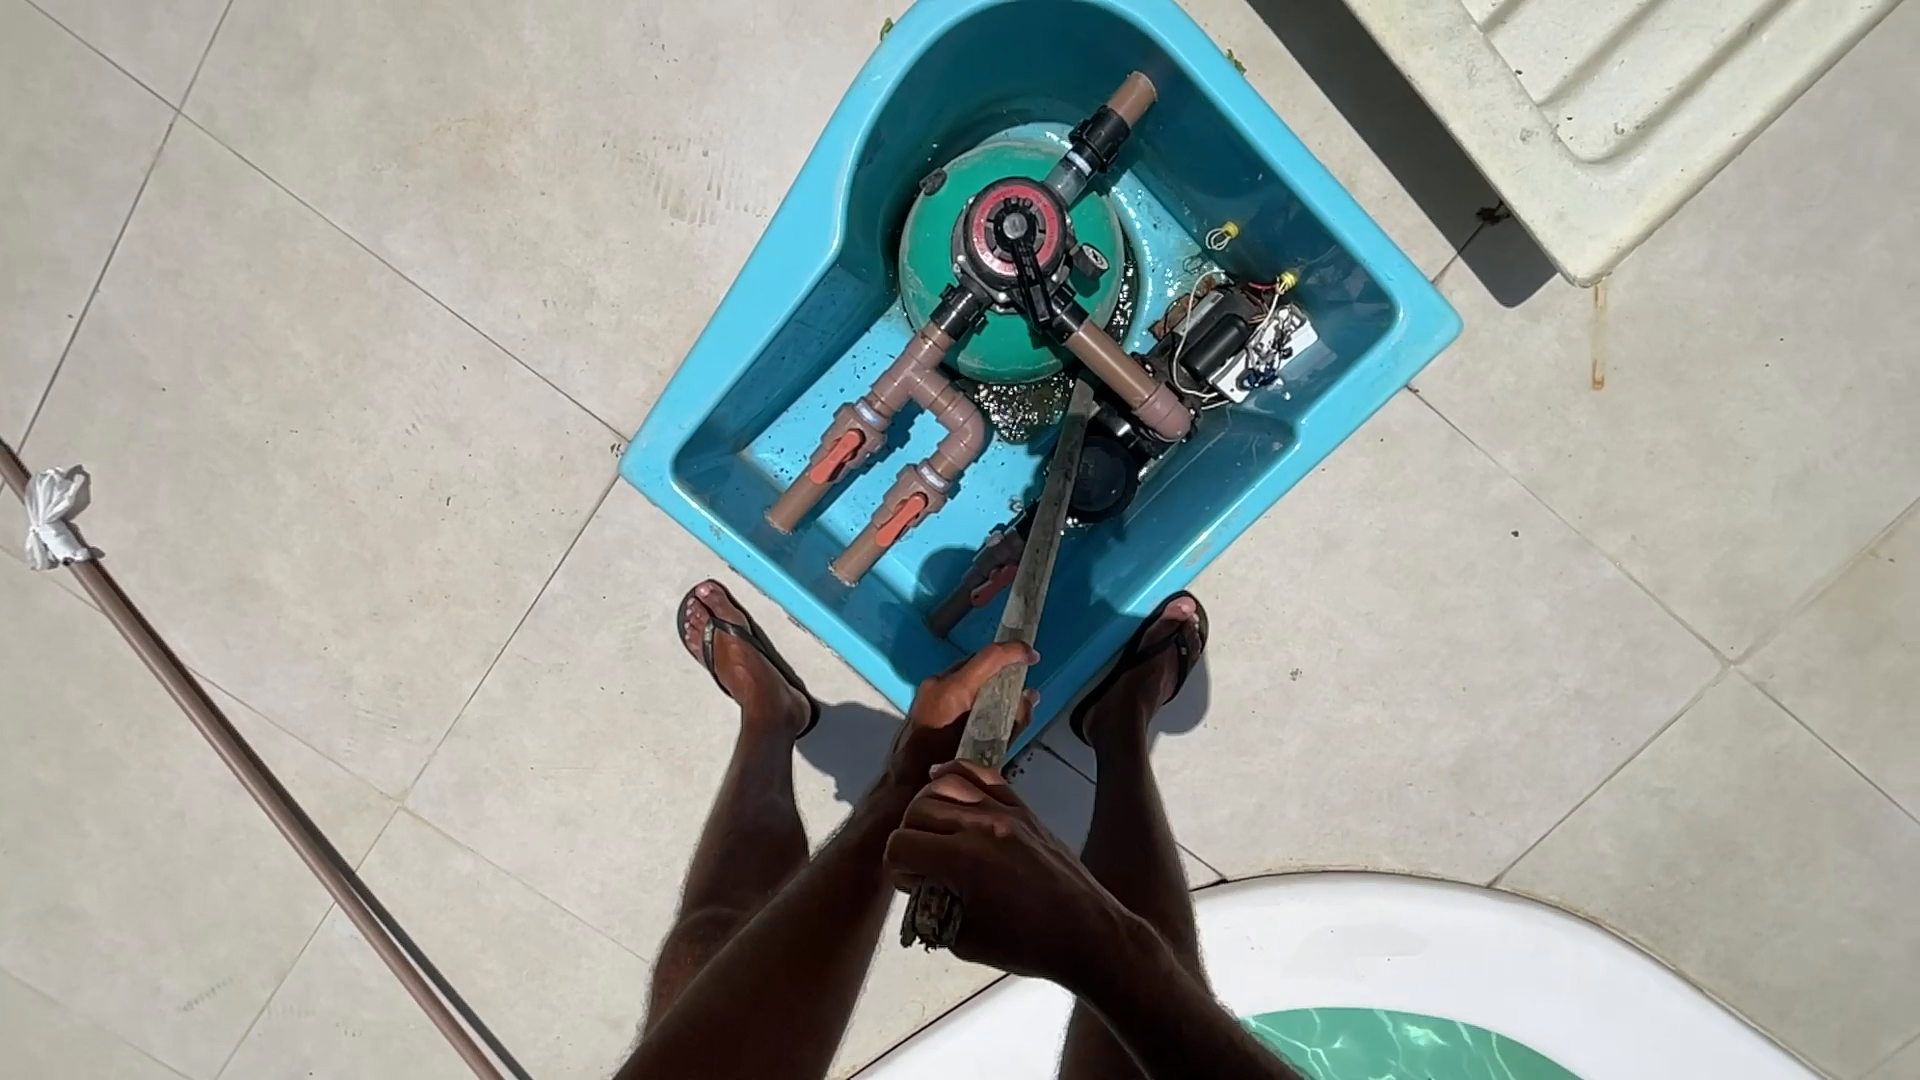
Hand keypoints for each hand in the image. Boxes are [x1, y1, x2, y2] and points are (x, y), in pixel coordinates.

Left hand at [882, 643, 1038, 795]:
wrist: (903, 787)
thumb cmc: (947, 772)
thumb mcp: (989, 750)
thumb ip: (1014, 721)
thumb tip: (1030, 697)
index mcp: (953, 692)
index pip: (989, 657)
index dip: (1015, 651)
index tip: (1033, 656)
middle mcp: (938, 682)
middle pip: (977, 660)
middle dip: (1002, 664)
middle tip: (1021, 677)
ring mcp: (927, 688)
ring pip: (966, 670)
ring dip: (987, 677)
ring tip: (1005, 694)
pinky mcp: (923, 697)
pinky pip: (955, 683)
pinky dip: (973, 688)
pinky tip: (983, 707)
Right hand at [884, 760, 1127, 984]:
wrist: (1085, 930)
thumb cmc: (1027, 944)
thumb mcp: (966, 941)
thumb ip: (932, 910)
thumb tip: (918, 888)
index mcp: (962, 862)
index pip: (902, 846)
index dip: (897, 867)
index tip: (909, 883)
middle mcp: (979, 826)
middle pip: (917, 810)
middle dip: (908, 836)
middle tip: (919, 860)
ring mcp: (1003, 810)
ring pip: (945, 784)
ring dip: (926, 803)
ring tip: (929, 826)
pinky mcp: (1021, 805)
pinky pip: (982, 773)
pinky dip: (956, 770)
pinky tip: (940, 777)